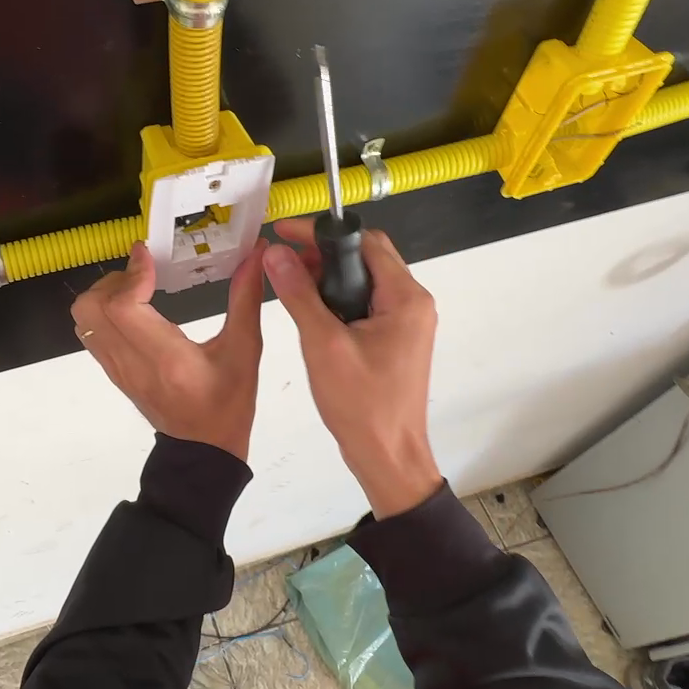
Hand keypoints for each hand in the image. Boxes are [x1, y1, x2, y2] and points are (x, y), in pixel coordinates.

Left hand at [70, 240, 266, 460]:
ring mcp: (116, 369)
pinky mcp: (112, 372)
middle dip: (115, 280)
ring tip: (139, 290)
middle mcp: (132, 363)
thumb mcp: (245, 351)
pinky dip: (104, 312)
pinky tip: (136, 311)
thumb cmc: (227, 404)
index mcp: (166, 358)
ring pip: (84, 319)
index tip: (150, 255)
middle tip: (145, 275)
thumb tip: (256, 254)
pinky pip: (91, 333)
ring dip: (105, 294)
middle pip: (91, 308)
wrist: (202, 450)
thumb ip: (245, 300)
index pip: (123, 307)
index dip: (132, 275)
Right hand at [263, 219, 441, 516]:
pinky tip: (309, 310)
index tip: (285, 233)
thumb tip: (276, 254)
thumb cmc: (361, 405)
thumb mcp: (323, 345)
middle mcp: (413, 304)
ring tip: (290, 285)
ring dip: (328, 278)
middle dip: (322, 254)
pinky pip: (365, 304)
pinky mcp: (395, 339)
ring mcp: (407, 323)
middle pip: (366, 257)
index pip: (365, 241)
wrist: (387, 455)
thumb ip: (299, 294)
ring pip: (364, 281)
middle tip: (283, 261)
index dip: (322, 232)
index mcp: (406, 299)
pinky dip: (337, 300)